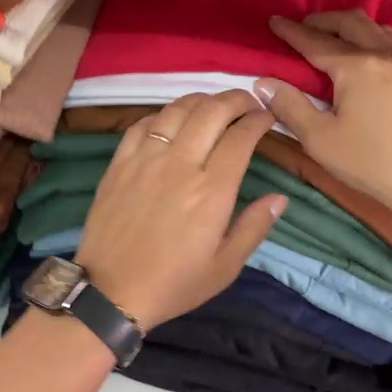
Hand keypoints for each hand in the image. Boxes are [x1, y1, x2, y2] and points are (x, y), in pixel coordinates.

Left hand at [75, 90, 286, 329]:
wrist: (111, 292)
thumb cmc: (174, 283)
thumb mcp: (225, 267)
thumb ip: (254, 227)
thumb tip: (280, 198)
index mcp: (212, 190)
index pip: (241, 137)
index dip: (259, 120)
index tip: (268, 119)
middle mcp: (180, 164)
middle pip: (212, 111)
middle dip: (236, 99)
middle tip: (248, 104)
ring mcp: (146, 160)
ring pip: (176, 109)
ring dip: (201, 100)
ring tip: (214, 106)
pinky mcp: (119, 164)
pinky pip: (142, 124)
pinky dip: (163, 115)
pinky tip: (172, 122)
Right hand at [256, 12, 391, 229]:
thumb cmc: (371, 163)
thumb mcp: (319, 139)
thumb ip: (289, 106)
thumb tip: (263, 82)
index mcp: (356, 67)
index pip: (316, 42)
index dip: (292, 32)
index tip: (274, 21)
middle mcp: (384, 56)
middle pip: (350, 23)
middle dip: (322, 20)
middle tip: (302, 27)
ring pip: (376, 29)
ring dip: (350, 26)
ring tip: (333, 37)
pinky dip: (372, 38)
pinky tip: (366, 55)